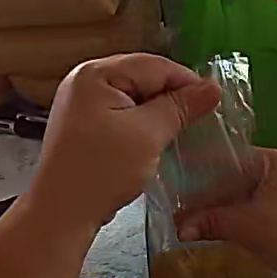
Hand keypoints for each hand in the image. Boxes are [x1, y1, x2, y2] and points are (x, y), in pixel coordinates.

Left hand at [23, 53, 220, 230]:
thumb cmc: (104, 171)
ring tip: (182, 129)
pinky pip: (122, 112)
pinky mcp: (84, 125)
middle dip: (173, 96)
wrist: (62, 212)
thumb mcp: (148, 135)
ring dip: (159, 111)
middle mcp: (84, 80)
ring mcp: (81, 103)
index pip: (154, 65)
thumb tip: (213, 87)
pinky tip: (157, 138)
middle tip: (201, 117)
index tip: (214, 102)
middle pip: (143, 77)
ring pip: (134, 96)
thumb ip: (180, 107)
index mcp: (96, 74)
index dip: (187, 81)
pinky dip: (142, 122)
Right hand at [176, 149, 276, 277]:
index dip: (200, 172)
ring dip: (222, 210)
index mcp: (276, 160)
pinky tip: (218, 229)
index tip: (175, 183)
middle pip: (236, 177)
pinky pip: (256, 209)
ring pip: (245, 196)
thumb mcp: (246, 226)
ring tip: (192, 220)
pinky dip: (238, 218)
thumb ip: (209, 221)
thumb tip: (179, 227)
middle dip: (209, 196)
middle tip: (178, 208)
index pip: (229, 157)